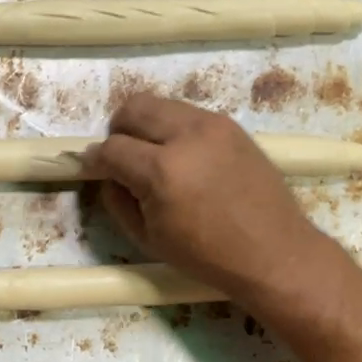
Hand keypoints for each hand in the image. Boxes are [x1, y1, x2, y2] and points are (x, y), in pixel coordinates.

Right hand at [87, 93, 329, 302]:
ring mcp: (213, 125)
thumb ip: (119, 201)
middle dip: (117, 131)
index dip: (94, 160)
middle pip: (133, 108)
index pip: (111, 148)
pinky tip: (181, 159)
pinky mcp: (231, 125)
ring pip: (161, 105)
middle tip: (120, 158)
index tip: (89, 169)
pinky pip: (188, 114)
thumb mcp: (148, 238)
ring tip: (151, 157)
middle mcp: (186, 136)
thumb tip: (108, 176)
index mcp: (162, 171)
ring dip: (146, 126)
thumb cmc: (206, 256)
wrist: (272, 252)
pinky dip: (173, 129)